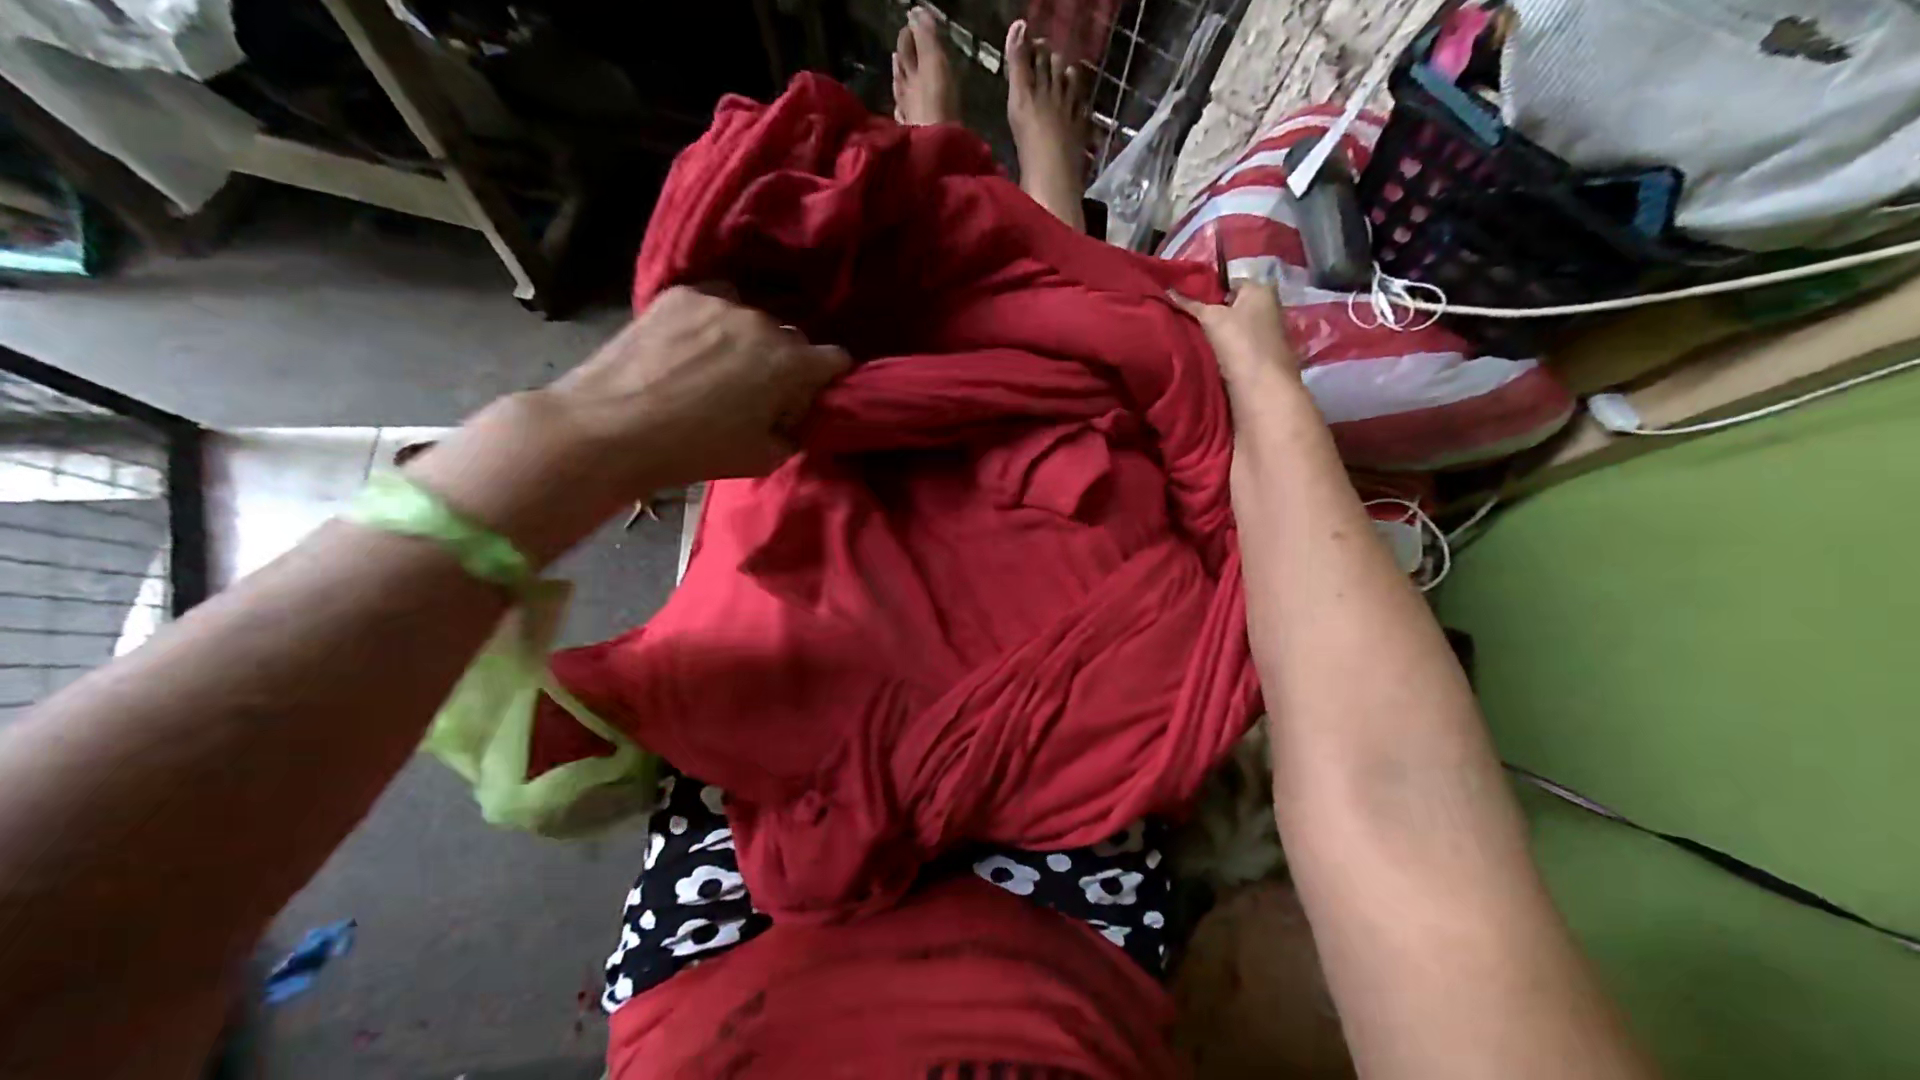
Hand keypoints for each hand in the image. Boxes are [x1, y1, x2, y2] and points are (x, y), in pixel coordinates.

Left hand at [550, 286, 851, 484]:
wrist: (611, 428)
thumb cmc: (695, 451)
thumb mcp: (763, 458)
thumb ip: (794, 431)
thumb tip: (794, 415)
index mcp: (789, 363)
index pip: (835, 358)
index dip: (827, 378)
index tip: (810, 394)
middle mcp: (762, 323)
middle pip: (790, 339)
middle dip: (783, 362)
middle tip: (756, 391)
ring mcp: (718, 303)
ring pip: (749, 320)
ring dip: (744, 341)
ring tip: (712, 367)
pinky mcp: (679, 294)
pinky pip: (711, 306)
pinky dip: (708, 326)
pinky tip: (684, 350)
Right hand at [1170, 283, 1300, 389]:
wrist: (1262, 387)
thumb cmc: (1240, 342)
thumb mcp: (1211, 318)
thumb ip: (1190, 304)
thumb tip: (1168, 290)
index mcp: (1261, 290)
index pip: (1228, 283)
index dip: (1206, 290)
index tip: (1185, 301)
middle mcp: (1268, 306)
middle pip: (1231, 305)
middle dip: (1210, 312)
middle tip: (1184, 319)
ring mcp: (1266, 332)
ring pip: (1233, 326)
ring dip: (1216, 332)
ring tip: (1190, 335)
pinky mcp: (1261, 354)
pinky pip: (1237, 344)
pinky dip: (1224, 347)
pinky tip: (1206, 352)